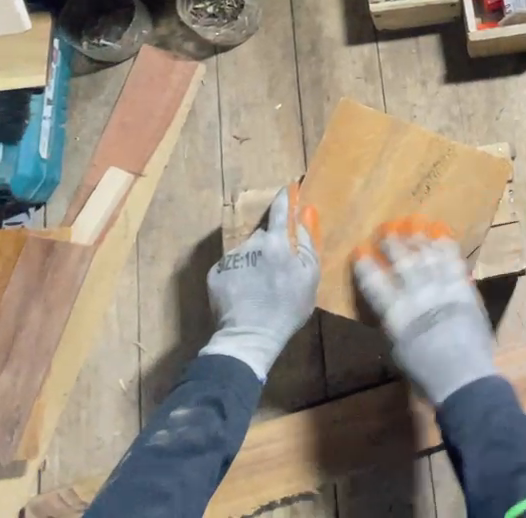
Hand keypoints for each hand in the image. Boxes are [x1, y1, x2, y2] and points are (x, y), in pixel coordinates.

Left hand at [199, 184, 319, 380]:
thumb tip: (303, 219)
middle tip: (277, 266)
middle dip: (271, 243)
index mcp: (276, 242)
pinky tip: (244, 292)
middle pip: (264, 234)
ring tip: (260, 284)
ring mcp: (231, 257)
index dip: (286, 198)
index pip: (281, 210)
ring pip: (247, 250)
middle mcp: (251, 243)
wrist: (249, 337)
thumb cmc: (286, 308)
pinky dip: (239, 273)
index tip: (289, 188)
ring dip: (254, 259)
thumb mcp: (310, 277)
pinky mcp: (215, 273)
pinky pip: (232, 265)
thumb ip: (308, 245)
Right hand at [353, 219, 496, 404]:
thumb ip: (394, 323)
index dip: (366, 266)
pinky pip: (452, 260)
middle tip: (387, 229)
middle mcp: (415, 297)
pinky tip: (440, 233)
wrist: (463, 377)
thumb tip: (390, 305)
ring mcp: (440, 289)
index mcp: (395, 316)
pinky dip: (445, 245)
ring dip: (417, 239)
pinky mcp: (462, 287)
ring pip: (425, 256)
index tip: (361, 251)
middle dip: (392, 244)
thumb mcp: (399, 350)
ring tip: (411, 226)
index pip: (374, 284)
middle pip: (401, 262)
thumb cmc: (426, 373)